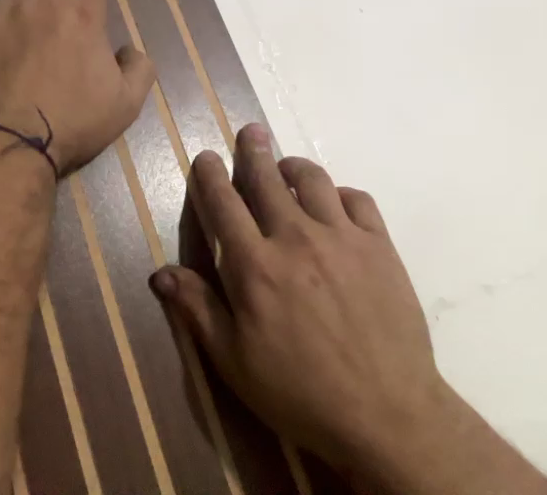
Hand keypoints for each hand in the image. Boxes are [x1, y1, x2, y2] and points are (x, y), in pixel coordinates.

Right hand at [151, 125, 546, 494]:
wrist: (386, 414)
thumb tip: (160, 272)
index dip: (210, 175)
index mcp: (254, 265)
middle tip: (250, 133)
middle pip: (267, 178)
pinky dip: (341, 192)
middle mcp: (295, 238)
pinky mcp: (380, 247)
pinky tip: (335, 201)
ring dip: (295, 166)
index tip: (206, 157)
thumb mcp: (234, 362)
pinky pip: (358, 199)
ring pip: (313, 180)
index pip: (223, 203)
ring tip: (287, 166)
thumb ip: (197, 310)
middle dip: (253, 151)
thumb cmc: (299, 392)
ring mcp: (342, 238)